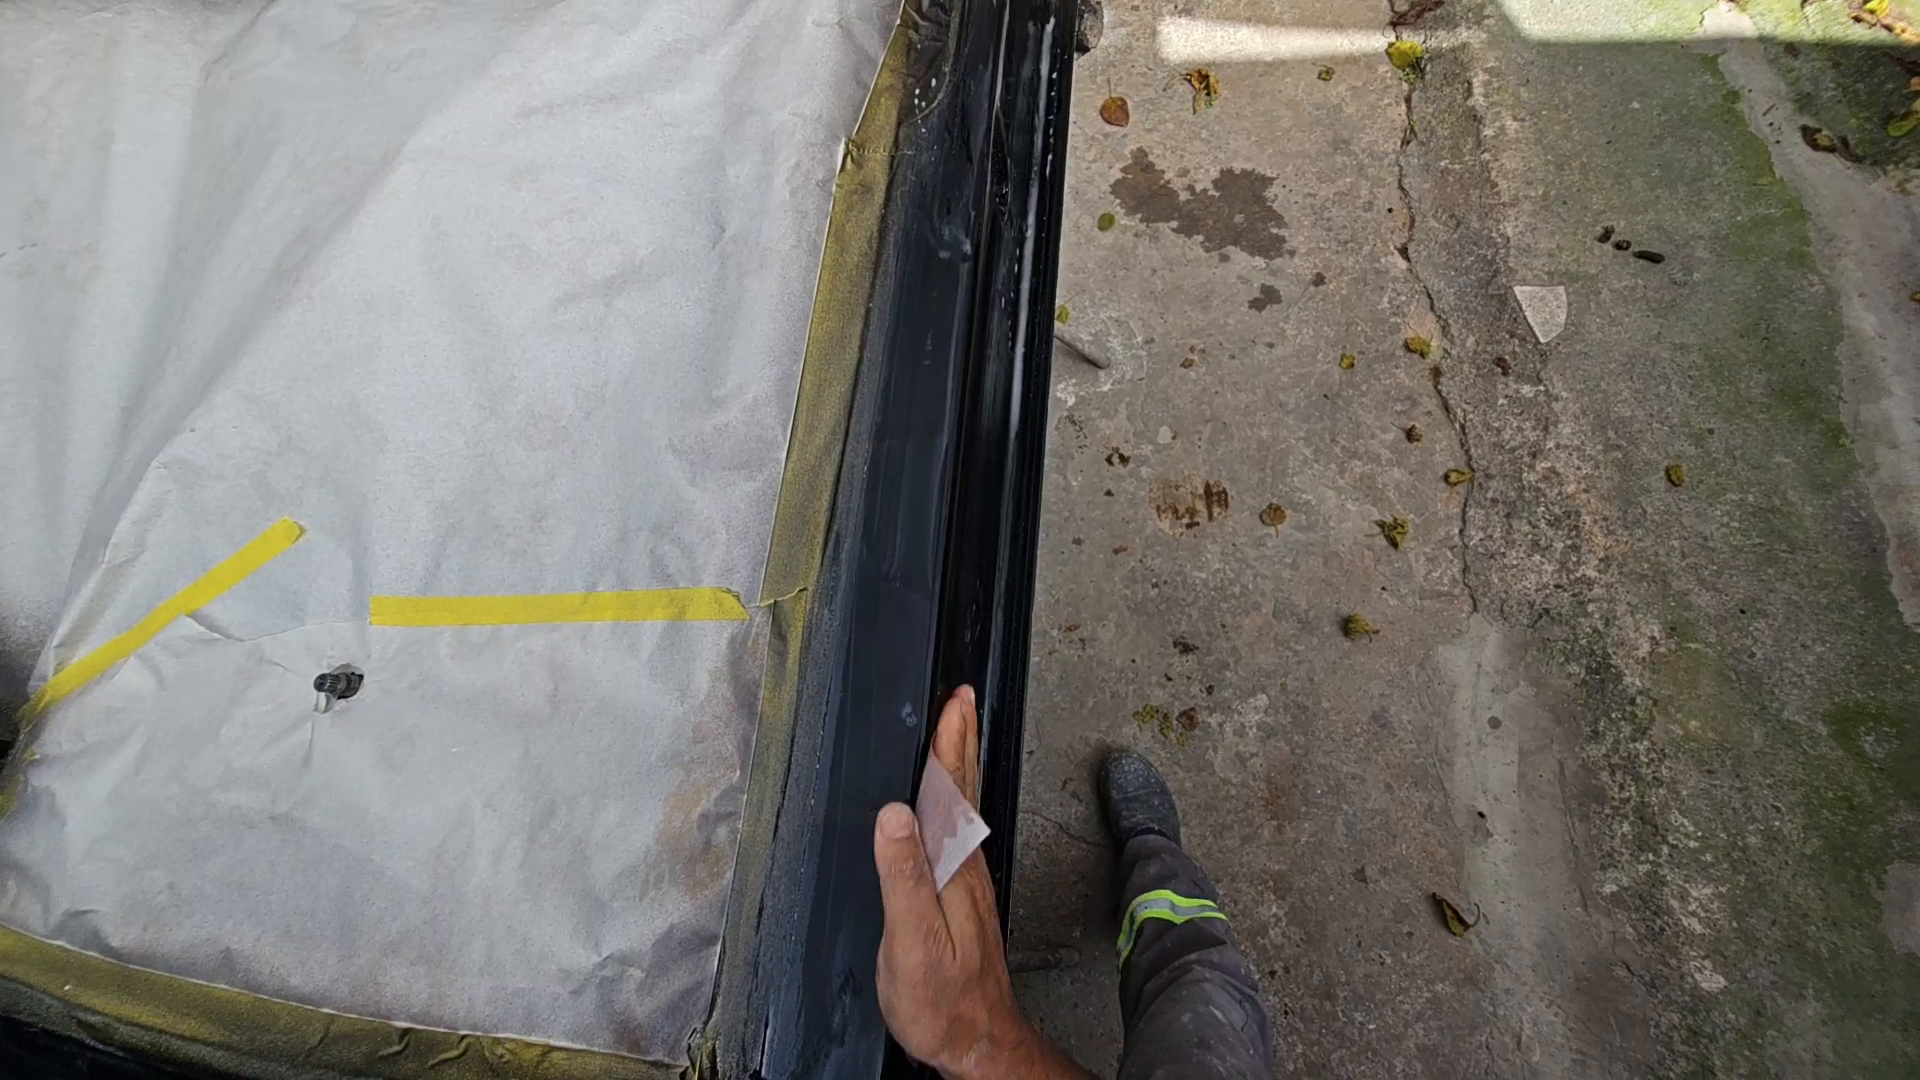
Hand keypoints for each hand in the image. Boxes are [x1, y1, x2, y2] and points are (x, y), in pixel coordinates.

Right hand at [873, 686, 1092, 1079]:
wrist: (975, 1038)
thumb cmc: (941, 998)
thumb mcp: (913, 940)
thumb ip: (904, 875)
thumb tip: (893, 814)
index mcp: (953, 864)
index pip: (951, 790)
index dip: (950, 744)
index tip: (953, 704)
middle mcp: (965, 861)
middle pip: (964, 787)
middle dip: (962, 737)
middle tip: (962, 698)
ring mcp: (966, 874)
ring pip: (964, 802)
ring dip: (961, 759)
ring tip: (957, 729)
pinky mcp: (961, 889)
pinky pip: (959, 823)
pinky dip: (955, 792)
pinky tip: (948, 792)